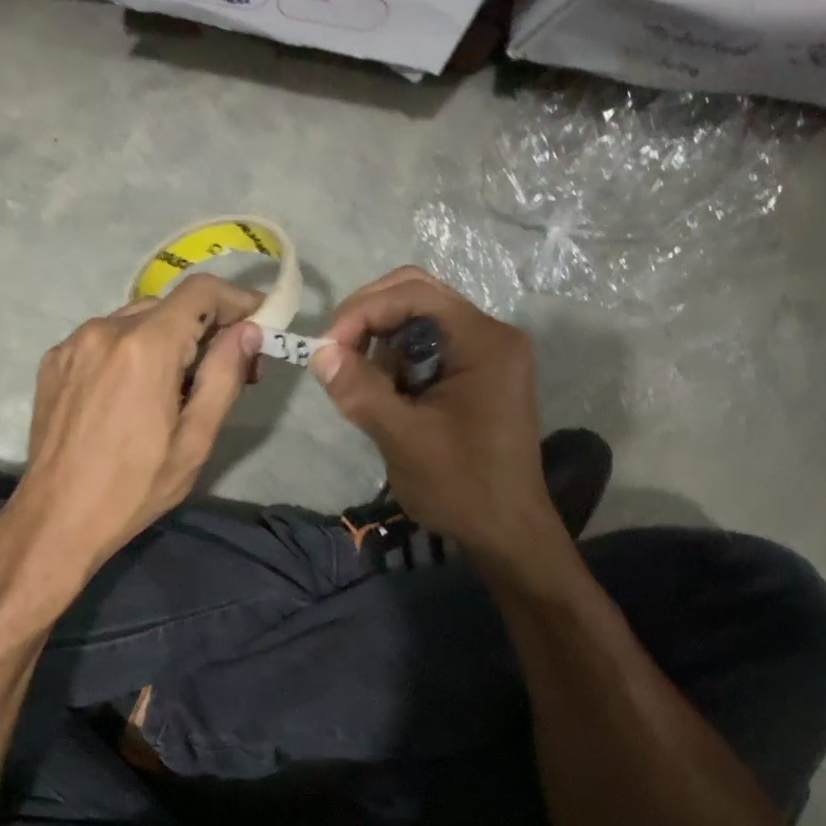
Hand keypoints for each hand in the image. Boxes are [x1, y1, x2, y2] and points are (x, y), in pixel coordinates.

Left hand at [4, 274, 262, 572]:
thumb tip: (247, 331)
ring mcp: (73, 344)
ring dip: (162, 340)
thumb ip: (223, 378)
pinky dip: (126, 353)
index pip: (200, 292)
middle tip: (223, 370)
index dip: (235, 300)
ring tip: (172, 389)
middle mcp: (105, 330)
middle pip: (167, 306)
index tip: (257, 321)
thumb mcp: (194, 441)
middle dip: (202, 328)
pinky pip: (102, 340)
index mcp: (145, 347)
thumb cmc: (133, 488)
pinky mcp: (53, 362)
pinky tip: (129, 395)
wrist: (57, 517)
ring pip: (133, 322)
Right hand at [309, 266, 558, 558]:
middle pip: (417, 297)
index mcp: (484, 341)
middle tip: (333, 354)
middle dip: (368, 318)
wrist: (506, 531)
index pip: (413, 294)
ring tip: (357, 381)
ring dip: (379, 341)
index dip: (362, 311)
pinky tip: (383, 393)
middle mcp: (490, 335)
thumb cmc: (461, 486)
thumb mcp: (403, 438)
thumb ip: (361, 390)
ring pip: (419, 321)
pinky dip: (396, 361)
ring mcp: (486, 355)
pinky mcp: (476, 376)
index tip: (327, 350)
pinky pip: (428, 348)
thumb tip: (319, 352)